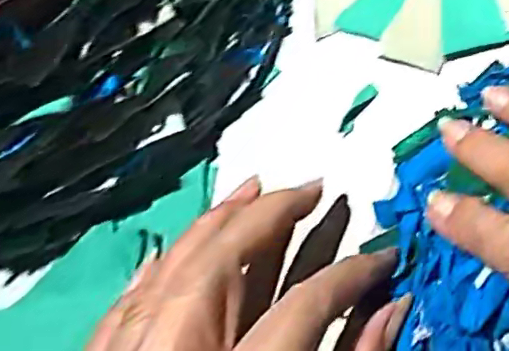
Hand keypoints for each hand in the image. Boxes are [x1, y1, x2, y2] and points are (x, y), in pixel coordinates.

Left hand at [86, 179, 406, 350]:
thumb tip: (396, 301)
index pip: (308, 298)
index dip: (356, 270)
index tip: (386, 257)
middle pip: (218, 267)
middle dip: (270, 217)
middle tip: (314, 185)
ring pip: (162, 282)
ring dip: (211, 228)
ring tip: (253, 186)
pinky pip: (113, 322)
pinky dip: (146, 280)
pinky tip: (169, 252)